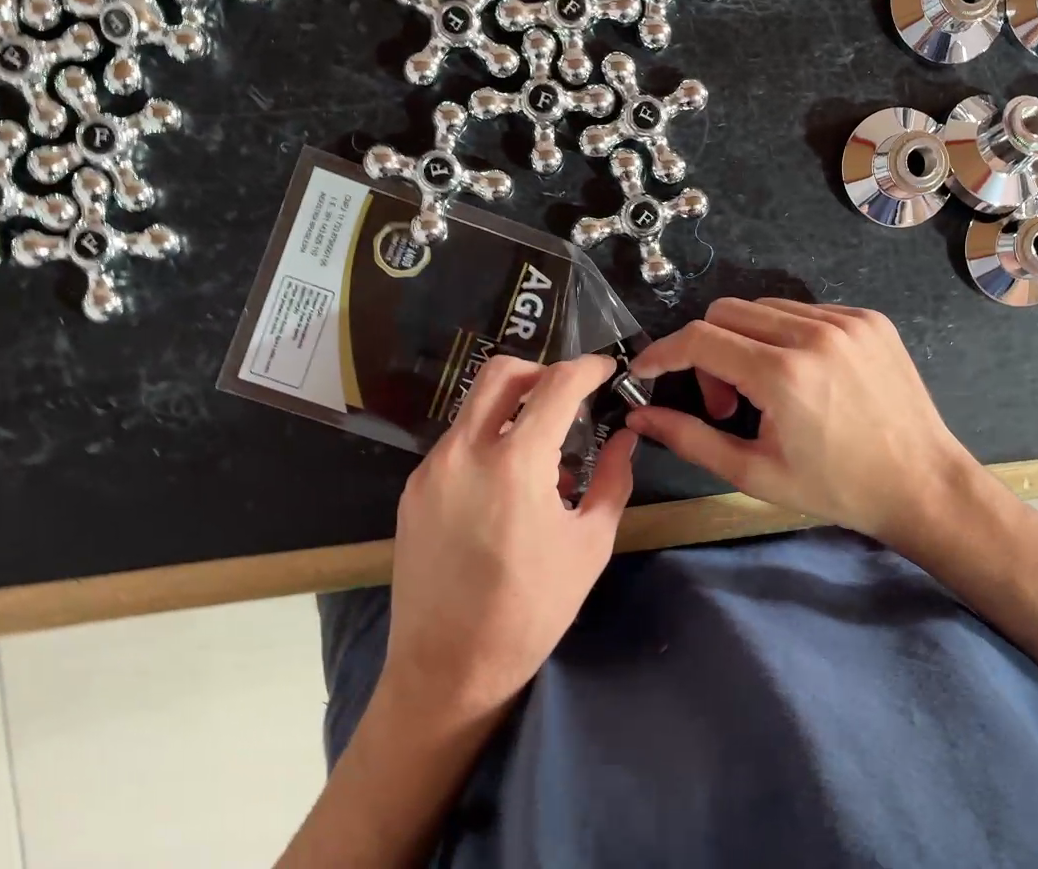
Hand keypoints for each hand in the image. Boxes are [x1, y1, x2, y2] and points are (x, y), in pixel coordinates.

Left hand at [382, 353, 638, 717]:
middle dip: (541, 371)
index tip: (606, 369)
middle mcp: (464, 453)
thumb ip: (612, 478)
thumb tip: (625, 437)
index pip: (556, 385)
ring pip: (474, 409)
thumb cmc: (533, 609)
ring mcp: (430, 471)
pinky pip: (457, 445)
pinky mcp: (412, 493)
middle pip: (500, 374)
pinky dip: (489, 443)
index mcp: (515, 463)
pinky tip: (509, 489)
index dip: (587, 368)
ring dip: (514, 411)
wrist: (449, 668)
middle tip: (569, 397)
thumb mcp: (590, 544)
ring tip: (544, 457)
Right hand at [625, 298, 980, 541]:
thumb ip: (690, 438)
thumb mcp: (755, 473)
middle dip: (708, 352)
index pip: (700, 338)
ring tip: (766, 393)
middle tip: (726, 404)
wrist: (922, 483)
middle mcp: (814, 333)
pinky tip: (803, 377)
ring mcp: (848, 320)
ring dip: (747, 342)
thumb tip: (640, 417)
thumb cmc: (836, 488)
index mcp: (783, 374)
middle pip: (727, 313)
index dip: (663, 351)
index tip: (646, 370)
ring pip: (766, 308)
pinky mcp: (871, 319)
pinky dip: (787, 336)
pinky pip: (806, 311)